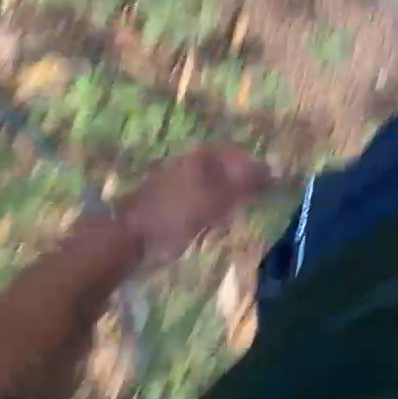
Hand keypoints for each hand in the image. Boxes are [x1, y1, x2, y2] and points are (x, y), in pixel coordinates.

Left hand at [113, 146, 269, 266]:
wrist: (119, 244)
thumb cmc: (175, 216)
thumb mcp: (219, 198)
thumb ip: (249, 183)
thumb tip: (278, 170)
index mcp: (200, 158)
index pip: (238, 155)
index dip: (255, 169)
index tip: (265, 188)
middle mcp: (185, 165)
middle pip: (223, 172)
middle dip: (237, 189)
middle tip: (245, 207)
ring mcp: (170, 185)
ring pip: (208, 189)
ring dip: (221, 205)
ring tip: (224, 224)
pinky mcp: (159, 206)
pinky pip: (193, 204)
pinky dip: (204, 214)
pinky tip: (203, 230)